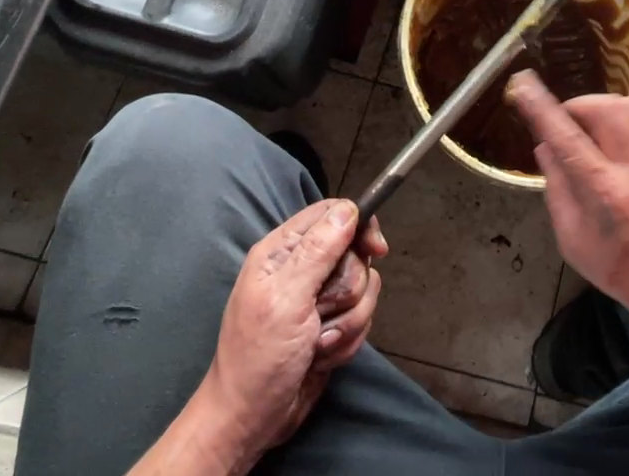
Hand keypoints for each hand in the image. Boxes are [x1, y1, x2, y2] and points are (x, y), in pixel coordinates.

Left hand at [200, 199, 387, 463]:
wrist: (251, 419)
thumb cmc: (259, 357)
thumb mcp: (288, 298)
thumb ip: (319, 250)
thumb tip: (349, 210)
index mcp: (282, 251)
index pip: (332, 213)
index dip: (359, 226)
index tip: (376, 250)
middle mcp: (301, 268)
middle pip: (354, 254)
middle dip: (347, 289)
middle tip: (321, 312)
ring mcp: (316, 298)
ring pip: (363, 288)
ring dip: (348, 319)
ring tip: (318, 341)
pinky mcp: (330, 323)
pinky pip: (361, 316)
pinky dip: (347, 338)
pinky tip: (322, 355)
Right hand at [507, 71, 628, 331]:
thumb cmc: (616, 266)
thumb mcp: (570, 238)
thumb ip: (556, 188)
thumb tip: (545, 145)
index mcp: (605, 193)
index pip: (568, 138)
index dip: (542, 109)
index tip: (524, 86)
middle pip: (605, 110)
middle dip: (576, 107)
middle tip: (564, 123)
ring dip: (604, 106)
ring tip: (592, 124)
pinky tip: (628, 117)